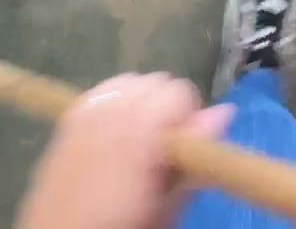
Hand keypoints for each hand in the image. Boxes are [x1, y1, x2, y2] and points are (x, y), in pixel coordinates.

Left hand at [16, 73, 233, 228]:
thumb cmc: (120, 228)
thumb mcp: (166, 205)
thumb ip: (195, 155)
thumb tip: (224, 111)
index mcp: (141, 126)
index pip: (181, 92)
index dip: (189, 120)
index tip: (183, 152)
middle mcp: (115, 106)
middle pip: (158, 81)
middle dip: (166, 110)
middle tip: (160, 152)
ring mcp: (90, 107)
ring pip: (133, 81)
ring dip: (142, 104)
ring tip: (137, 143)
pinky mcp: (72, 114)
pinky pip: (106, 89)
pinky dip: (117, 103)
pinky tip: (114, 135)